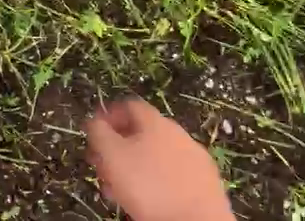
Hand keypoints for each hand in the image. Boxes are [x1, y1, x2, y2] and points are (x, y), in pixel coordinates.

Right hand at [84, 97, 233, 220]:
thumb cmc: (148, 185)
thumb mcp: (110, 154)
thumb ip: (97, 131)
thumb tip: (94, 121)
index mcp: (156, 121)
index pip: (128, 105)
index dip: (107, 116)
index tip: (95, 134)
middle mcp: (179, 134)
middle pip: (142, 133)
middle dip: (118, 147)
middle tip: (104, 165)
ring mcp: (197, 161)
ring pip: (158, 157)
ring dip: (136, 166)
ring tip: (122, 188)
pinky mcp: (209, 186)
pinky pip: (175, 176)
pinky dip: (158, 181)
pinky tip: (149, 199)